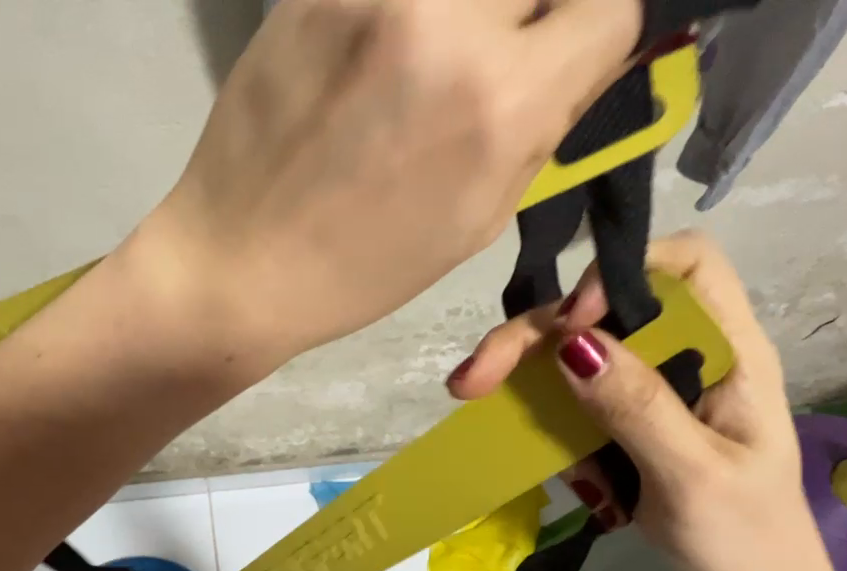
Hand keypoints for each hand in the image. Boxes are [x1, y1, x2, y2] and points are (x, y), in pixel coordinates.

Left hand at [124, 0, 641, 370]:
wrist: (235, 265)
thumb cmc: (359, 270)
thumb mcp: (476, 220)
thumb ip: (541, 125)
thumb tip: (587, 54)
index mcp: (501, 100)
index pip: (611, 6)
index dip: (592, 38)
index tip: (560, 62)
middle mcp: (447, 20)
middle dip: (526, 17)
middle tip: (477, 68)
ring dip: (460, 15)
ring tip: (413, 67)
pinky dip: (399, 13)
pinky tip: (368, 59)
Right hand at [452, 231, 838, 570]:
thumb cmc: (743, 534)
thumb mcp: (694, 473)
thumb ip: (638, 407)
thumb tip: (572, 343)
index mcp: (728, 350)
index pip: (685, 264)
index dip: (621, 273)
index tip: (569, 323)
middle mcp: (687, 355)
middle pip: (604, 310)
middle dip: (534, 336)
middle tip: (474, 380)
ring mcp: (651, 389)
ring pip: (576, 354)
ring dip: (525, 379)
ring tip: (477, 402)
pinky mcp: (624, 422)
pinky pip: (571, 401)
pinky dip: (544, 422)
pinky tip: (535, 454)